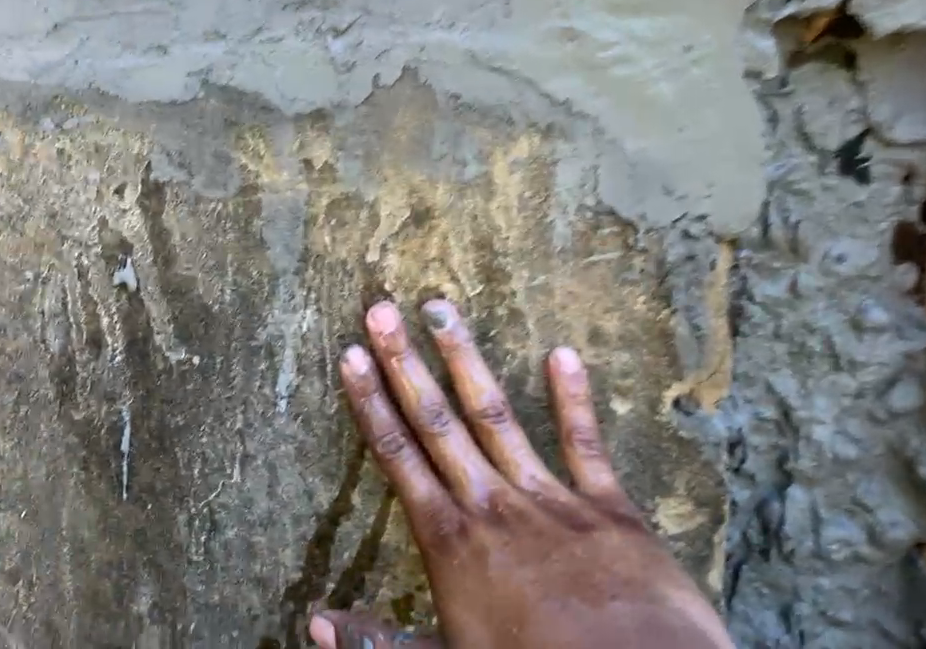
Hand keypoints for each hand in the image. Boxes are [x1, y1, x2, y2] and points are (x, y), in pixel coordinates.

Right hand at [312, 300, 733, 648]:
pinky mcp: (612, 514)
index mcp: (449, 539)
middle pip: (436, 421)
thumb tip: (313, 623)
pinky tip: (563, 354)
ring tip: (442, 309)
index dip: (370, 402)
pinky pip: (586, 447)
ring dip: (465, 361)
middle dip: (404, 362)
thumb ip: (377, 642)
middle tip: (380, 310)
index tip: (351, 355)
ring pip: (495, 417)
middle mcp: (490, 506)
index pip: (396, 455)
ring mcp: (550, 502)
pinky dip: (574, 401)